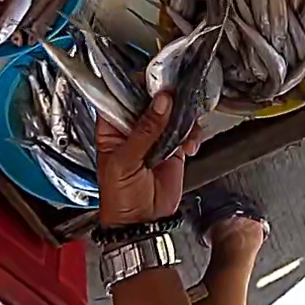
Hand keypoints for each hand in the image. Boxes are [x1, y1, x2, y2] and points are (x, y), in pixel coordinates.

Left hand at [95, 92, 196, 226]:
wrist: (142, 223)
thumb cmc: (119, 197)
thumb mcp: (126, 161)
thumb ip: (144, 131)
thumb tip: (160, 103)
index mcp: (112, 127)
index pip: (122, 96)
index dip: (137, 85)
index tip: (154, 81)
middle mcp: (133, 128)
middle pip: (150, 100)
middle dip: (165, 99)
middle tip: (176, 99)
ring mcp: (154, 137)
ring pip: (171, 113)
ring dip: (181, 117)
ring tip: (183, 130)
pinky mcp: (172, 148)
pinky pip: (185, 131)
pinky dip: (191, 134)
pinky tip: (188, 146)